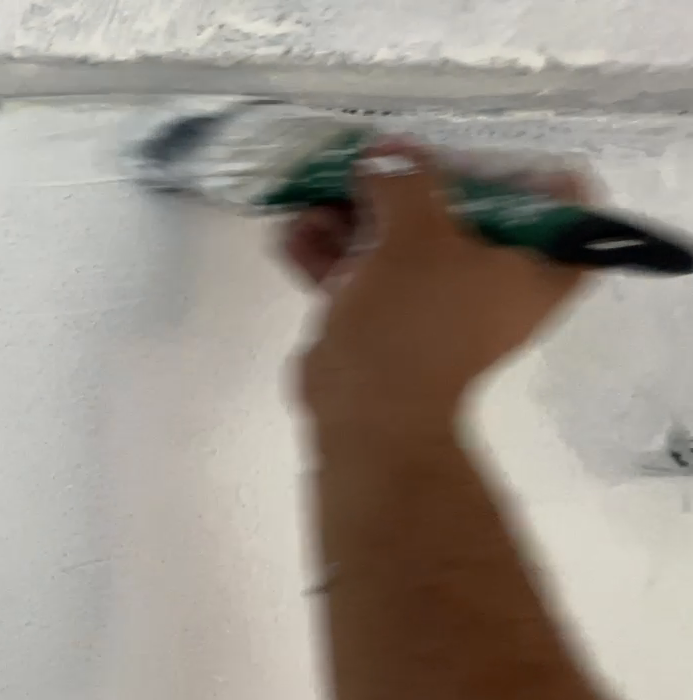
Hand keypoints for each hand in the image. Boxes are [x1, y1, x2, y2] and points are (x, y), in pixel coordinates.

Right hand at [281, 139, 592, 438]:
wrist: (364, 412)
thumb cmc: (411, 326)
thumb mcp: (417, 240)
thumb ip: (405, 186)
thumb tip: (381, 154)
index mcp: (542, 260)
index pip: (540, 186)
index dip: (491, 161)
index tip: (438, 154)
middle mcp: (492, 276)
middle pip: (451, 211)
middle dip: (397, 189)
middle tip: (357, 167)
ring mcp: (429, 301)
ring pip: (391, 243)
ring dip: (348, 219)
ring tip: (308, 196)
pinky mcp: (378, 321)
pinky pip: (355, 275)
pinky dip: (325, 254)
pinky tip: (291, 233)